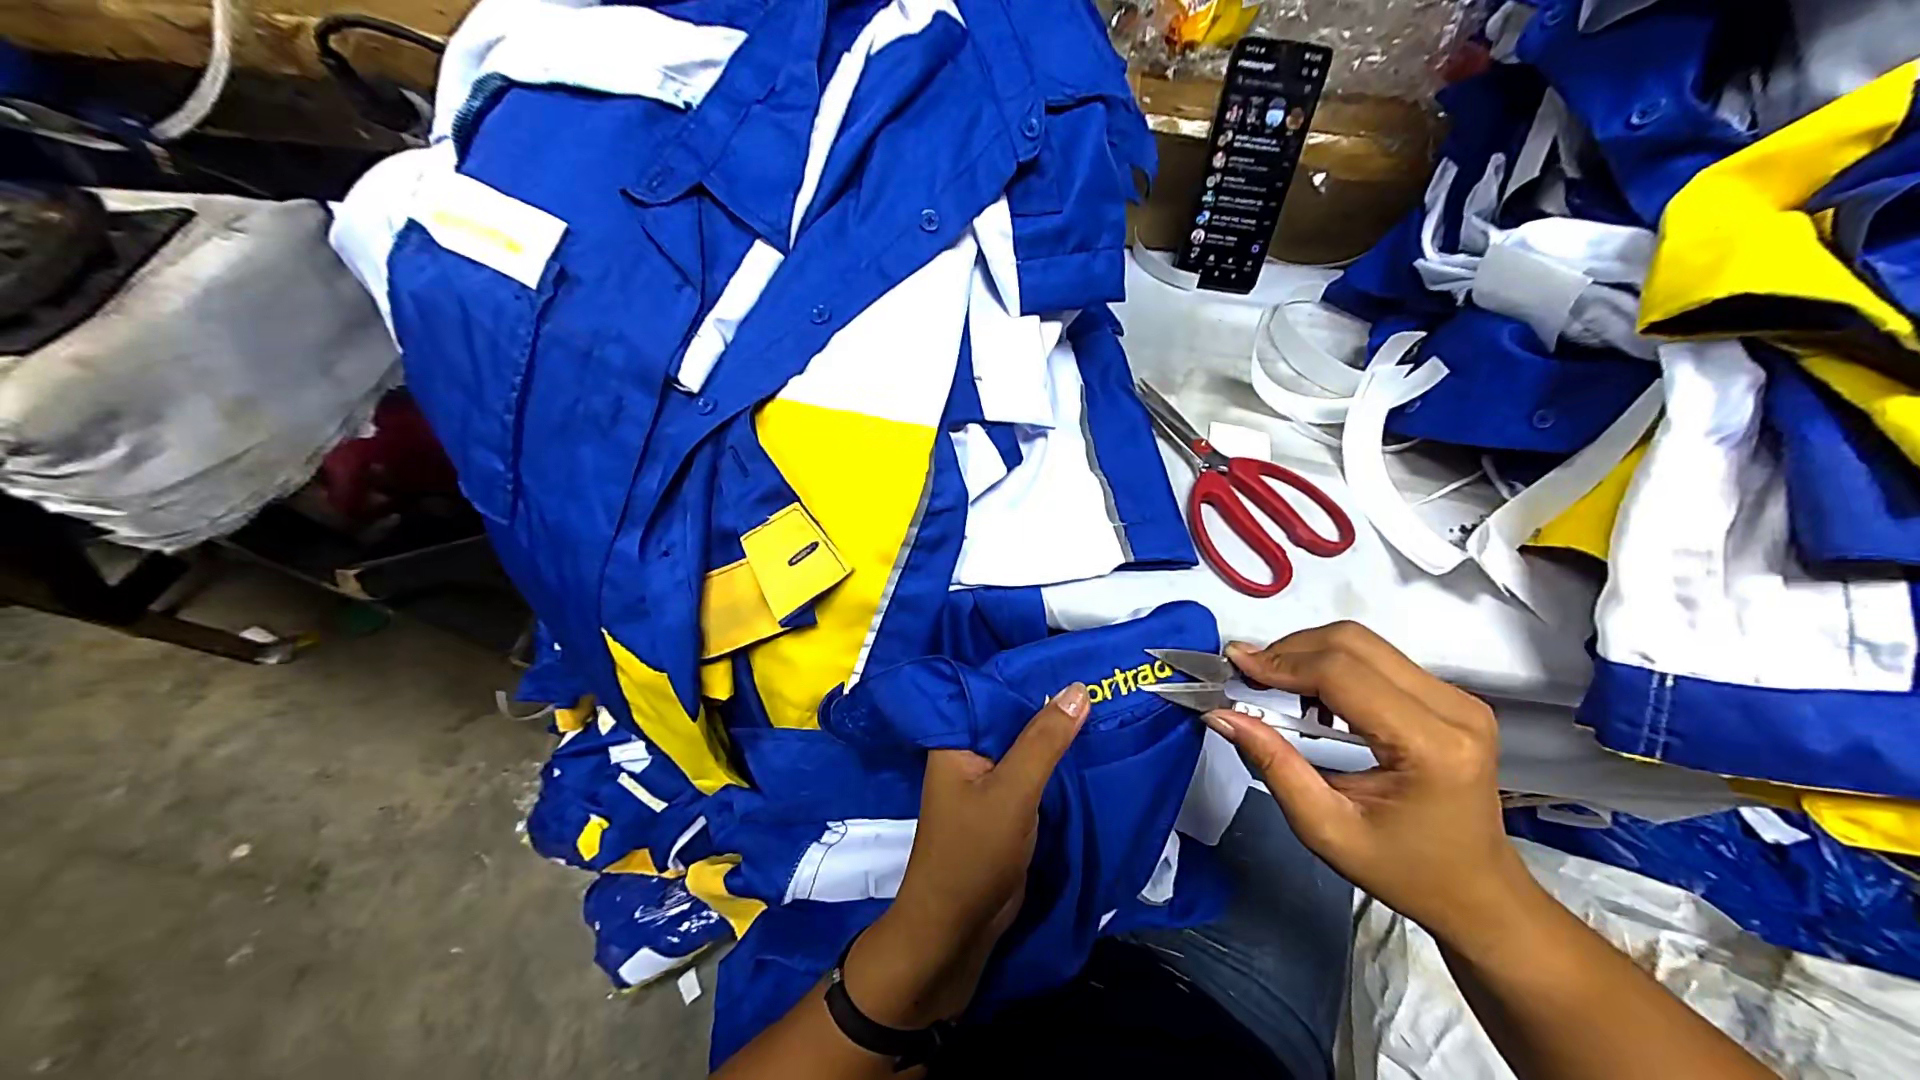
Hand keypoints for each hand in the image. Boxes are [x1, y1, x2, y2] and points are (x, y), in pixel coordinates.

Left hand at [841, 684, 1089, 1027]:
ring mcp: (988, 779)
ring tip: (1103, 701)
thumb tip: (1078, 689)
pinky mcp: (1006, 803)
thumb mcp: (1013, 791)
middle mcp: (969, 752)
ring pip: (1026, 744)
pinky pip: (1033, 771)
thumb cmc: (974, 854)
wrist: (957, 929)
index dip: (1030, 674)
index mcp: (955, 739)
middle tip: (1100, 677)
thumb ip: (1044, 741)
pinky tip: (1089, 745)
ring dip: (1057, 732)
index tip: (1073, 657)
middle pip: (1013, 716)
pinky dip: (1057, 761)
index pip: (993, 690)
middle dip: (1051, 702)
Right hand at [1203, 623, 1532, 941]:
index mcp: (1431, 747)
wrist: (1476, 892)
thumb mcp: (1324, 827)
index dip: (1282, 663)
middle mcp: (1454, 710)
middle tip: (1249, 676)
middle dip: (1290, 651)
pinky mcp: (1450, 697)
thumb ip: (1272, 763)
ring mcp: (1458, 699)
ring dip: (1308, 654)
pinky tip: (1311, 696)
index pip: (1343, 675)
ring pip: (1364, 643)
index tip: (1235, 666)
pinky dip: (1331, 664)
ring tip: (1274, 686)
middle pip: (1354, 644)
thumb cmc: (1401, 870)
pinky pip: (1377, 658)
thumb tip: (1220, 714)